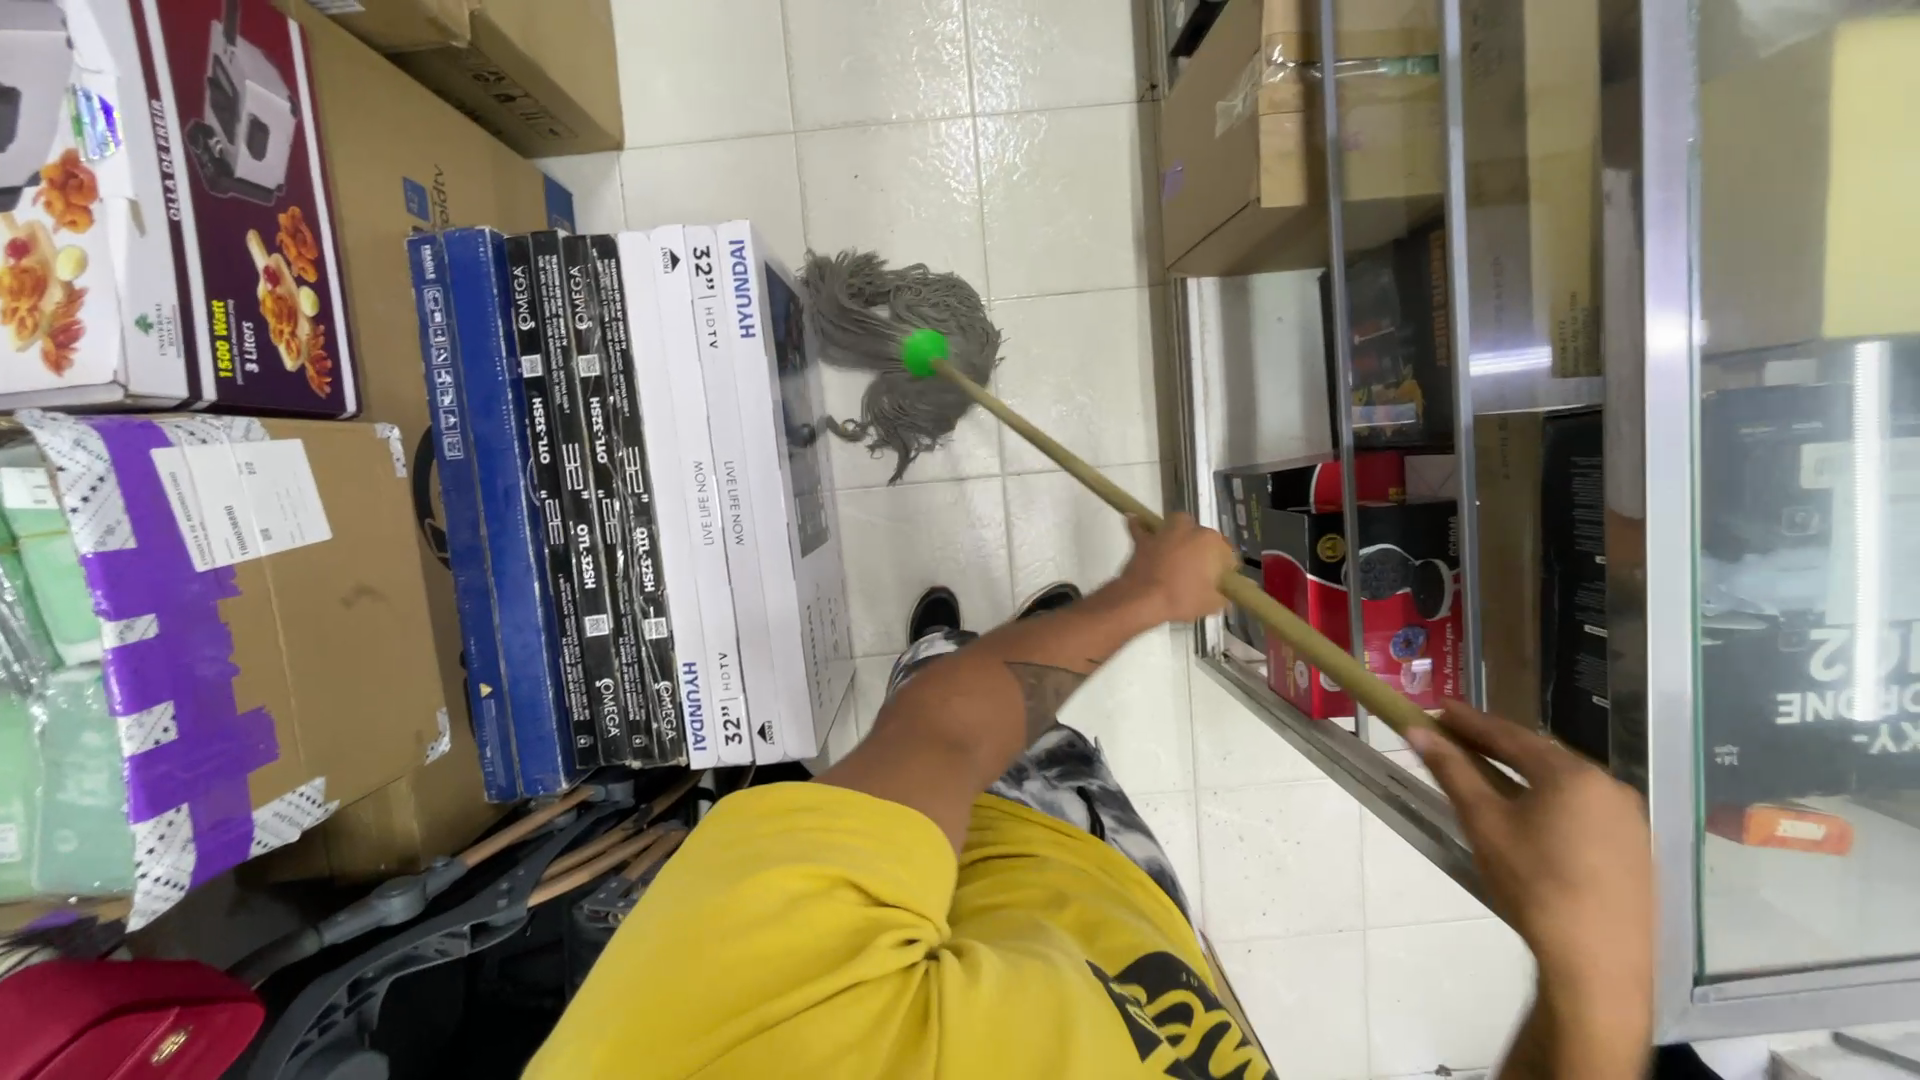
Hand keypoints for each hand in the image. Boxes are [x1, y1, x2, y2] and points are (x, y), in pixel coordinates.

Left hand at [1113, 513, 1235, 623]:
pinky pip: (1141, 528)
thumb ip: (1221, 597)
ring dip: (1179, 532)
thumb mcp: (1211, 604)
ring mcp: (1164, 532)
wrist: (1143, 599)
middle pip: (1201, 534)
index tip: (1220, 580)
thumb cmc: (1182, 598)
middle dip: (1202, 546)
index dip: (1225, 566)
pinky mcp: (1143, 539)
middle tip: (1199, 565)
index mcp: (1210, 542)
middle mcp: (1189, 530)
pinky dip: (1140, 526)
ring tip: (1178, 547)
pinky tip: (1140, 526)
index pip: (1226, 552)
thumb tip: (1222, 597)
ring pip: (1176, 523)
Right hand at [1409, 703, 1652, 1037]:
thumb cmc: (1533, 882)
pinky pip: (1584, 807)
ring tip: (1487, 769)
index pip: (1510, 735)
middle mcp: (1609, 785)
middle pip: (1541, 754)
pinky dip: (1550, 798)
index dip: (1470, 721)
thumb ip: (1452, 770)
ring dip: (1524, 771)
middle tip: (1458, 737)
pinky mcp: (1636, 848)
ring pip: (1565, 781)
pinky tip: (1529, 810)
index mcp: (1572, 773)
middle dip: (1497, 744)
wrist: (1597, 960)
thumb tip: (1418, 730)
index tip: (1440, 708)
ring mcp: (1630, 818)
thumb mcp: (1483, 821)